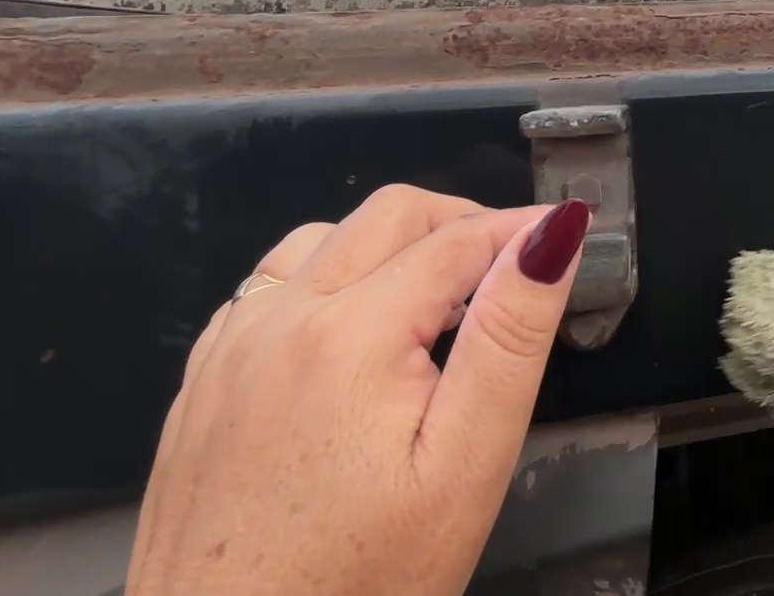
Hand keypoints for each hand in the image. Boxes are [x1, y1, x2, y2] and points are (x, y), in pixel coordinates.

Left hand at [125, 186, 590, 595]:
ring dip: (398, 244)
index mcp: (350, 334)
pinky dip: (336, 275)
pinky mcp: (203, 387)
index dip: (525, 226)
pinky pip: (273, 286)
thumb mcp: (470, 455)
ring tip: (445, 298)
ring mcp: (228, 353)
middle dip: (467, 222)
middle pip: (390, 213)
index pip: (459, 239)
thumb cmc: (367, 575)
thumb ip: (513, 331)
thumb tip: (551, 235)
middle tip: (516, 266)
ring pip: (327, 238)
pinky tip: (363, 330)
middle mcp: (278, 324)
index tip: (570, 230)